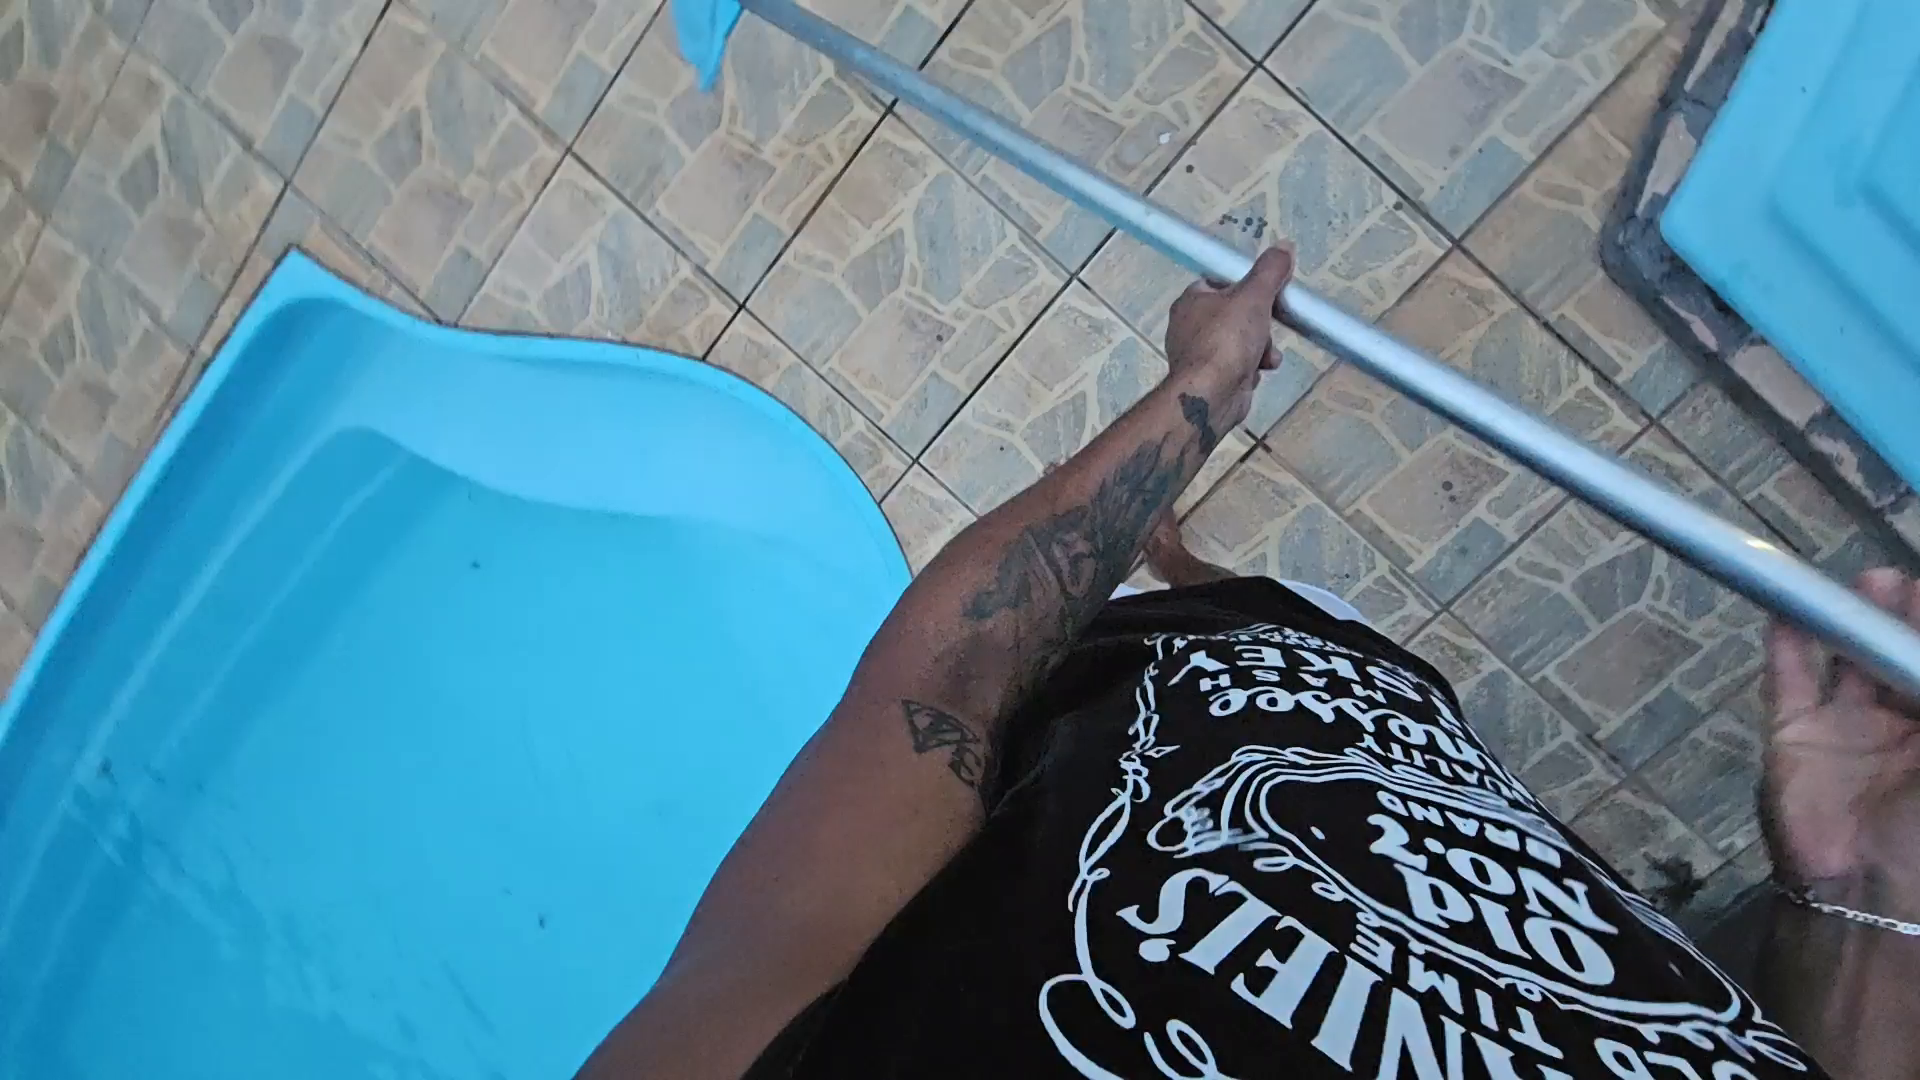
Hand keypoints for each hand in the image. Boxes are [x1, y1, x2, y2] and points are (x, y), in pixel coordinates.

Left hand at [1163, 245, 1294, 430]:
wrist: (1211, 394)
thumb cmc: (1227, 338)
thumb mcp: (1253, 295)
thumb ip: (1270, 270)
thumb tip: (1284, 246)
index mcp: (1189, 302)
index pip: (1218, 282)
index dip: (1244, 284)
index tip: (1266, 290)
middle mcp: (1188, 327)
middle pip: (1234, 313)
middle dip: (1260, 321)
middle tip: (1271, 324)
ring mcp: (1198, 355)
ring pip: (1240, 340)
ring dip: (1261, 346)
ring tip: (1267, 355)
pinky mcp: (1210, 378)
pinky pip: (1237, 364)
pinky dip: (1252, 366)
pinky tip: (1260, 370)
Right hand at [1764, 569, 1919, 915]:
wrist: (1877, 887)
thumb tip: (1910, 664)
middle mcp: (1908, 728)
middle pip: (1901, 662)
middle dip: (1904, 621)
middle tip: (1899, 580)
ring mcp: (1847, 729)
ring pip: (1850, 665)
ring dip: (1853, 623)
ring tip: (1866, 581)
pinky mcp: (1793, 731)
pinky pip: (1789, 680)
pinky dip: (1786, 647)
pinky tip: (1787, 614)